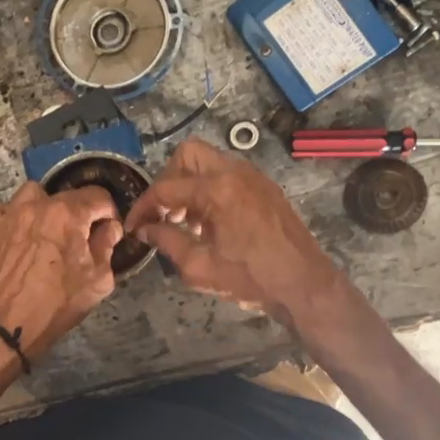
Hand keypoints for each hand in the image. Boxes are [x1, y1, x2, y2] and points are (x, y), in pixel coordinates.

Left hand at [0, 183, 122, 358]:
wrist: (13, 326)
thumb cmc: (60, 303)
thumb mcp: (99, 279)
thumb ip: (107, 246)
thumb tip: (109, 228)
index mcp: (68, 214)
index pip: (98, 196)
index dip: (109, 213)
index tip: (108, 231)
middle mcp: (37, 206)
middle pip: (67, 196)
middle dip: (80, 213)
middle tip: (82, 239)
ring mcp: (9, 216)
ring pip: (31, 193)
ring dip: (43, 205)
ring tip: (48, 229)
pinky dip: (2, 214)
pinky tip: (12, 228)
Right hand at [123, 140, 345, 328]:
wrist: (305, 285)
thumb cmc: (251, 278)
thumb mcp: (199, 266)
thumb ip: (167, 241)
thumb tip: (144, 230)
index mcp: (217, 190)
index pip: (165, 188)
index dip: (143, 207)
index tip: (134, 226)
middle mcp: (235, 173)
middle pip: (188, 154)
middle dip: (169, 180)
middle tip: (164, 213)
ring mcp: (254, 178)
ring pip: (209, 162)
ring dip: (190, 185)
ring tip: (186, 222)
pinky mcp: (265, 188)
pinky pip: (227, 175)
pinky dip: (210, 190)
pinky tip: (210, 224)